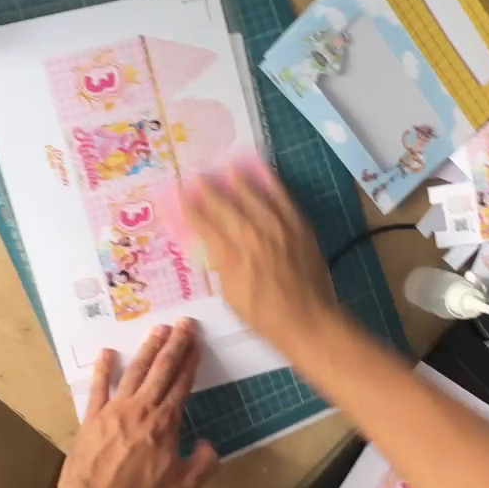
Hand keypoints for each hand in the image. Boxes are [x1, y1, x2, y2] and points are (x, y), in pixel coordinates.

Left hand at [48, 320, 219, 487]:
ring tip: (158, 329)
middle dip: (175, 344)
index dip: (191, 361)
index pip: (182, 384)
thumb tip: (210, 444)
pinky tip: (107, 352)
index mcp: (165, 423)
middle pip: (161, 370)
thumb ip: (203, 464)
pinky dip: (103, 369)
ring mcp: (114, 410)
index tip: (197, 342)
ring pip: (134, 372)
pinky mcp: (91, 418)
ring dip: (147, 349)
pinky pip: (98, 388)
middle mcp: (141, 409)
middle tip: (184, 322)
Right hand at [185, 164, 340, 347]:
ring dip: (239, 181)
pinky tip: (265, 174)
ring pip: (255, 197)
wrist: (308, 320)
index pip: (205, 225)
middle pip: (226, 206)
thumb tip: (214, 248)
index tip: (180, 194)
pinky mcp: (299, 227)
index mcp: (231, 256)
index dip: (190, 208)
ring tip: (228, 167)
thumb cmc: (265, 316)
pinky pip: (284, 200)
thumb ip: (221, 268)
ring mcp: (278, 229)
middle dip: (209, 190)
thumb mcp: (231, 295)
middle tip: (198, 176)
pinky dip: (273, 185)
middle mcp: (252, 237)